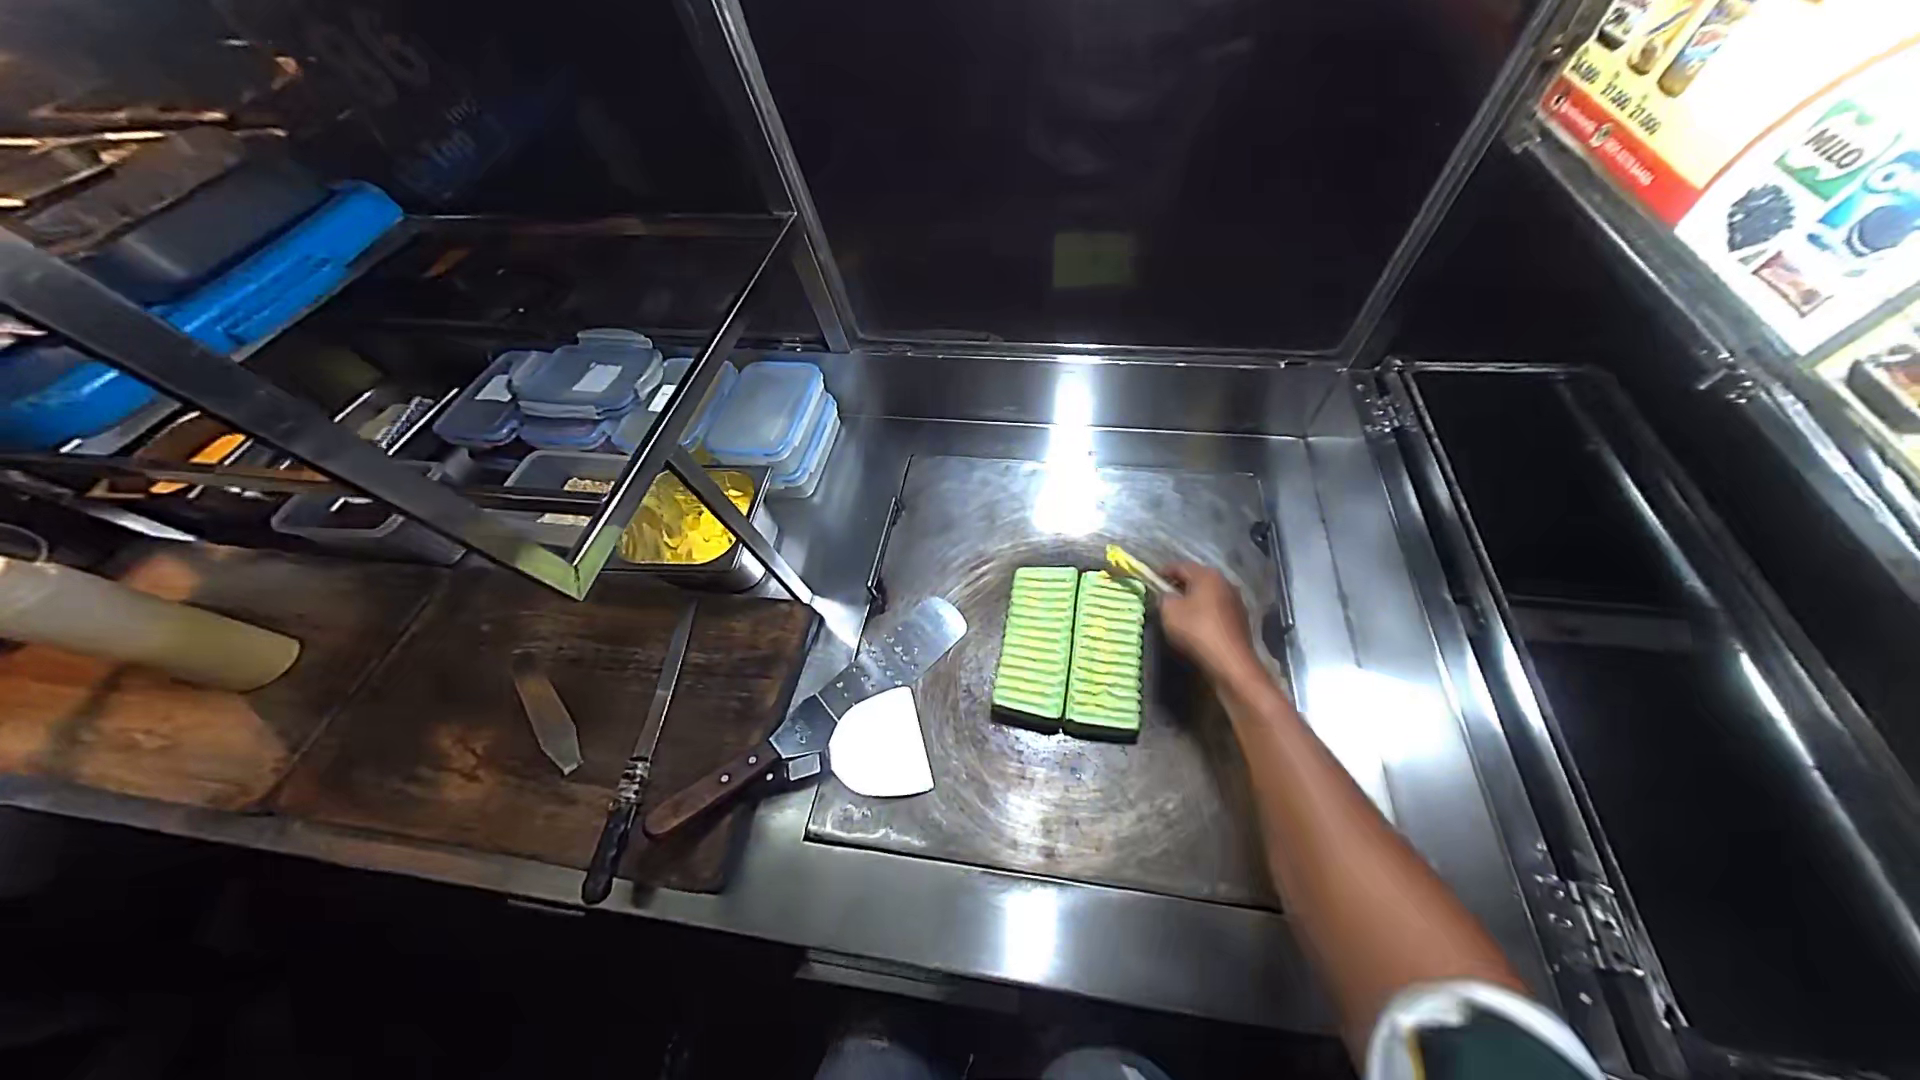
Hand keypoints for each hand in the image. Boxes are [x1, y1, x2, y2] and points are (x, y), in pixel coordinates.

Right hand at [1158, 562, 1258, 678]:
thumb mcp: (1168, 610)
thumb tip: (1167, 594)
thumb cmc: (1196, 630)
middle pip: (1196, 578)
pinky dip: (1204, 612)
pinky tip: (1196, 623)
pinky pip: (1216, 608)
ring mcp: (1235, 600)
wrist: (1230, 662)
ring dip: (1193, 599)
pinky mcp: (1240, 618)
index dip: (1162, 572)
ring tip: (1178, 611)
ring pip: (1207, 594)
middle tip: (1162, 595)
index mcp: (1207, 575)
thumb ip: (1163, 596)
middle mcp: (1225, 582)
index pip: (1179, 566)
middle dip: (1178, 585)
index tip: (1150, 580)